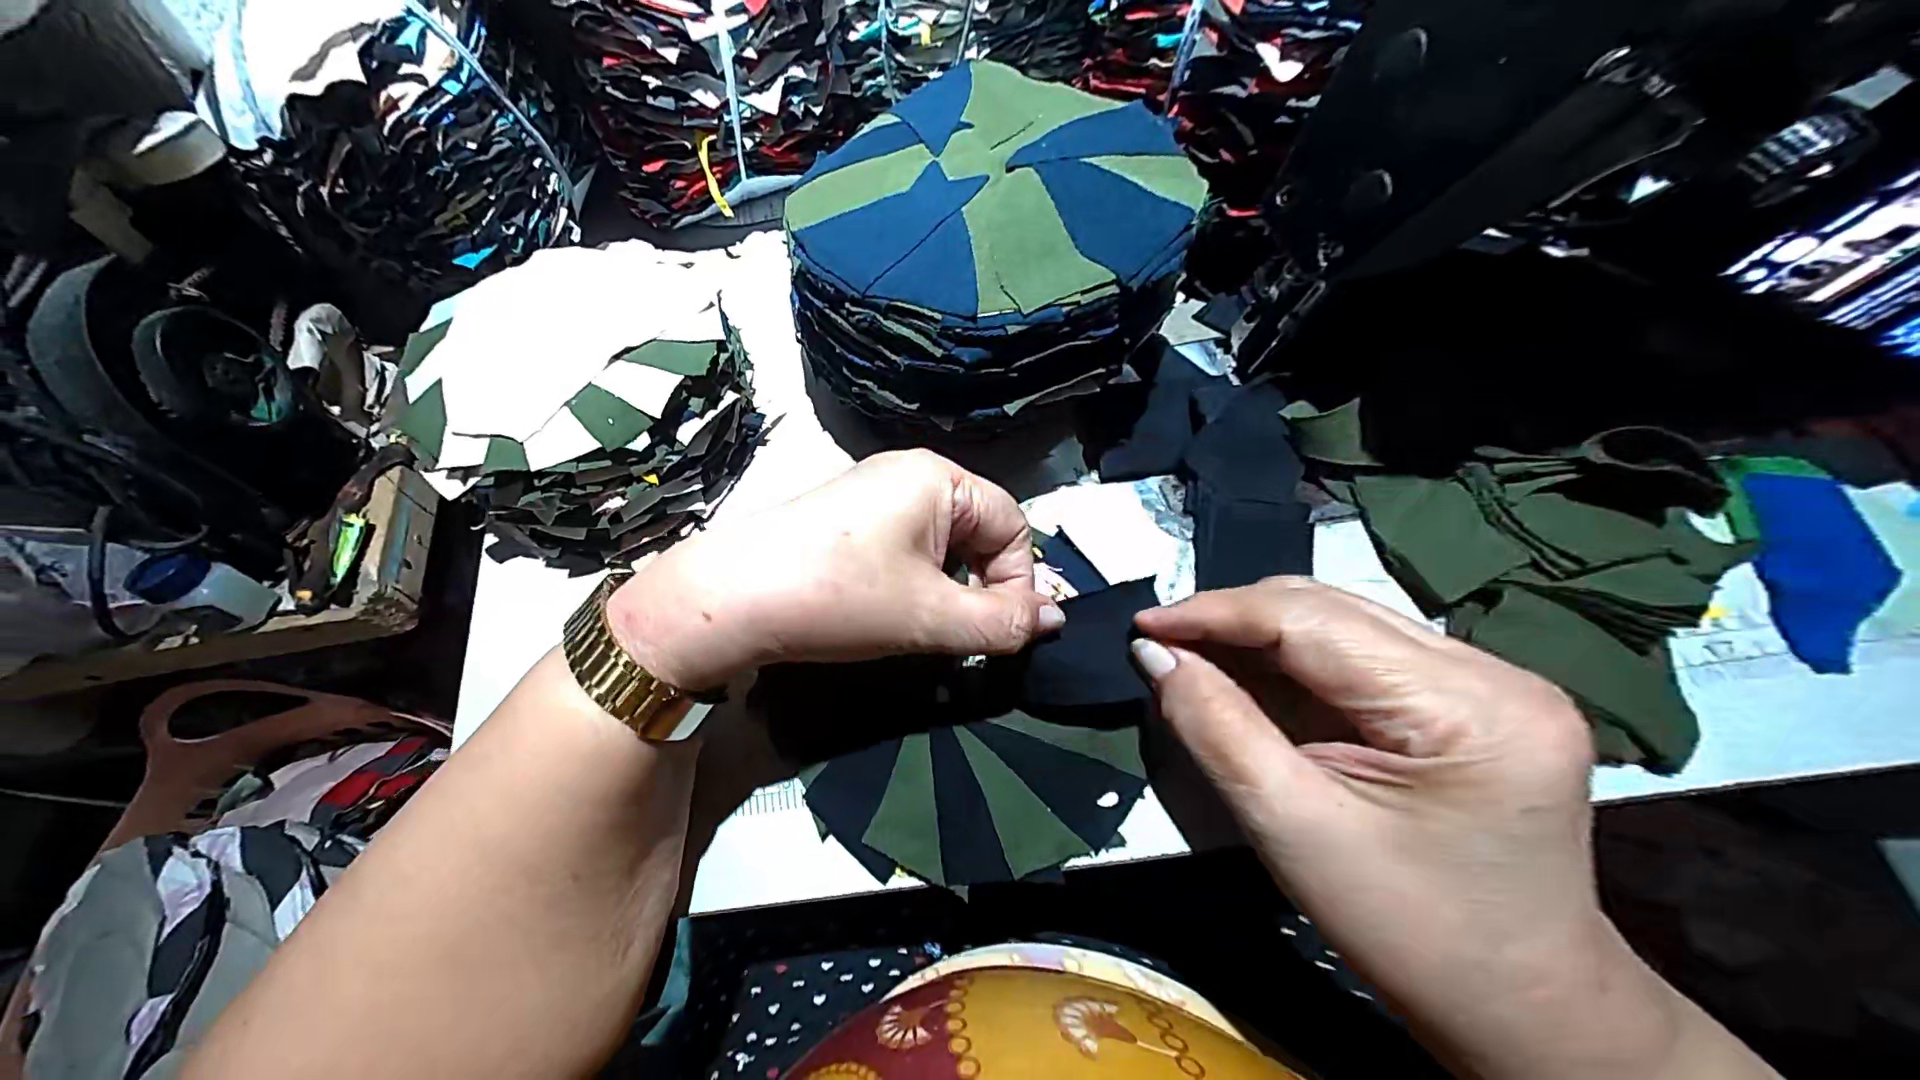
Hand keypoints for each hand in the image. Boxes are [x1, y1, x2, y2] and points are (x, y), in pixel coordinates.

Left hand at [607, 450, 1062, 690]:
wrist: (729, 600)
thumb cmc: (841, 598)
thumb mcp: (932, 617)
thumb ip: (1003, 622)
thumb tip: (1054, 619)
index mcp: (938, 479)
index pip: (1013, 523)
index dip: (1018, 579)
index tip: (1002, 630)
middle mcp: (909, 473)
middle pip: (979, 530)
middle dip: (982, 584)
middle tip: (964, 632)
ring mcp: (874, 492)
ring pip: (943, 542)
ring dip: (950, 587)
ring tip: (927, 625)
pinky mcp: (849, 517)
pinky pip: (908, 543)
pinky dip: (917, 579)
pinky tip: (893, 609)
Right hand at [1131, 578, 1773, 1079]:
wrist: (1519, 1005)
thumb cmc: (1408, 932)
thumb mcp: (1290, 826)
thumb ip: (1216, 726)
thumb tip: (1153, 654)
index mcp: (1467, 707)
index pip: (1312, 620)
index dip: (1217, 613)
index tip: (1146, 623)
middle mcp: (1491, 673)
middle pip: (1329, 609)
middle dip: (1233, 621)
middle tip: (1162, 643)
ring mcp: (1489, 680)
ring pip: (1339, 622)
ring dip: (1257, 636)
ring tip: (1193, 656)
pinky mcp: (1470, 697)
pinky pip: (1356, 653)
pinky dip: (1290, 660)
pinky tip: (1247, 675)